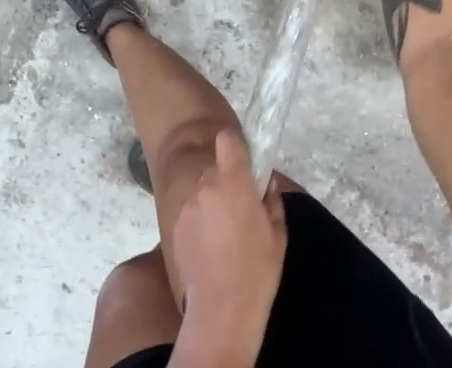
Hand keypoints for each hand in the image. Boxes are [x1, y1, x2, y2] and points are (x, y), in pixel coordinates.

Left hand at [171, 131, 287, 355]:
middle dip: (227, 180)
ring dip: (212, 201)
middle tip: (242, 208)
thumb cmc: (257, 271)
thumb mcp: (277, 234)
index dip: (234, 144)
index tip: (244, 160)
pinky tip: (211, 246)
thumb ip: (271, 200)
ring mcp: (186, 205)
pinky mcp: (174, 225)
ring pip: (202, 190)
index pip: (226, 140)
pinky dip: (200, 220)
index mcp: (233, 182)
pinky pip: (191, 211)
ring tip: (225, 233)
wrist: (220, 311)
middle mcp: (205, 186)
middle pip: (214, 168)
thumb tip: (265, 182)